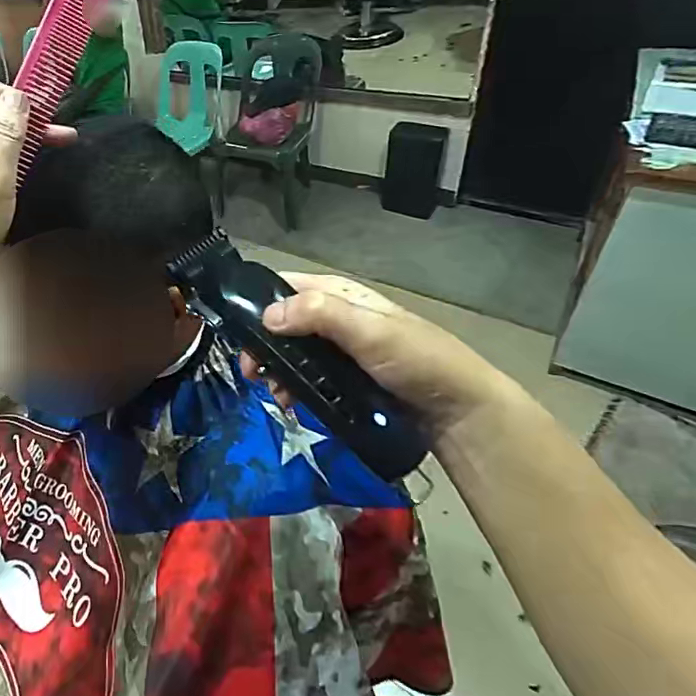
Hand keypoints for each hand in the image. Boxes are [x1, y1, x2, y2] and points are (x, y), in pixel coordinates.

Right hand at [239, 273, 523, 440]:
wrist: (457, 410)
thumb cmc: (416, 360)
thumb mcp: (369, 332)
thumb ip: (321, 316)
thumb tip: (268, 314)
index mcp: (342, 296)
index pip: (288, 285)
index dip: (259, 302)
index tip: (238, 332)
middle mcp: (337, 318)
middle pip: (284, 323)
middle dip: (264, 346)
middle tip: (252, 373)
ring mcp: (341, 351)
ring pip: (294, 353)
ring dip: (278, 371)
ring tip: (275, 395)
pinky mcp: (346, 381)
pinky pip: (310, 378)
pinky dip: (295, 388)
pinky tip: (293, 405)